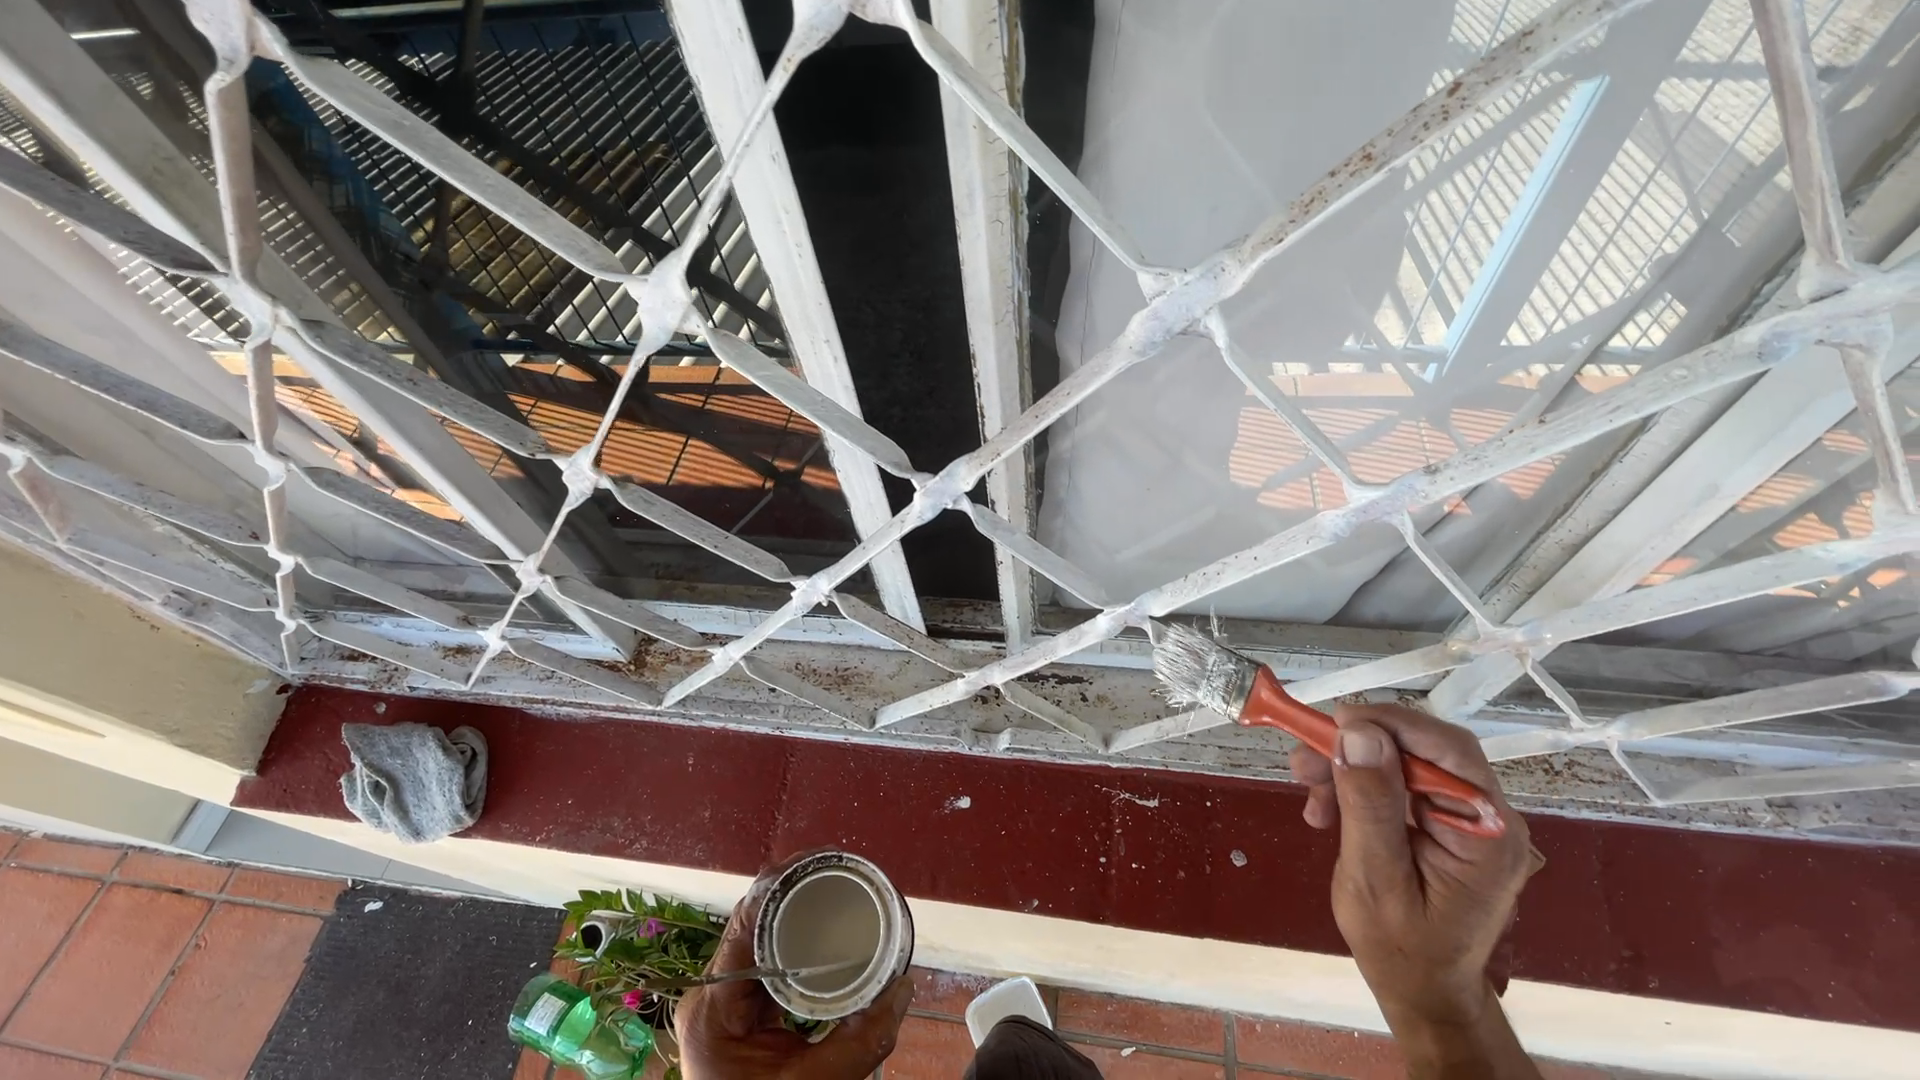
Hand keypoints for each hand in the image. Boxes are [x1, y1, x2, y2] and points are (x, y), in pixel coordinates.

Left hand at [675, 856, 913, 1079]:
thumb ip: (862, 1039)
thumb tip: (904, 985)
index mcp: (714, 1006)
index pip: (744, 923)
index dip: (778, 884)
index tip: (818, 859)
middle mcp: (712, 993)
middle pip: (752, 924)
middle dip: (794, 891)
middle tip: (838, 869)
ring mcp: (724, 1002)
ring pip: (760, 939)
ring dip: (794, 911)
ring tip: (834, 885)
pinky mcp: (740, 1012)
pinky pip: (768, 963)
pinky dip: (795, 942)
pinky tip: (822, 929)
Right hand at [1290, 704, 1544, 1077]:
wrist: (1420, 987)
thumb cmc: (1399, 946)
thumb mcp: (1374, 877)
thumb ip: (1369, 803)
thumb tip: (1357, 733)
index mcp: (1485, 832)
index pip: (1449, 750)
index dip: (1391, 724)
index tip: (1333, 722)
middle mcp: (1485, 815)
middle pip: (1421, 750)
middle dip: (1357, 747)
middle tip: (1304, 761)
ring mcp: (1465, 817)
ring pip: (1402, 760)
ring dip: (1349, 766)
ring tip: (1309, 794)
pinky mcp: (1442, 820)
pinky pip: (1397, 782)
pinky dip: (1356, 785)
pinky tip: (1327, 810)